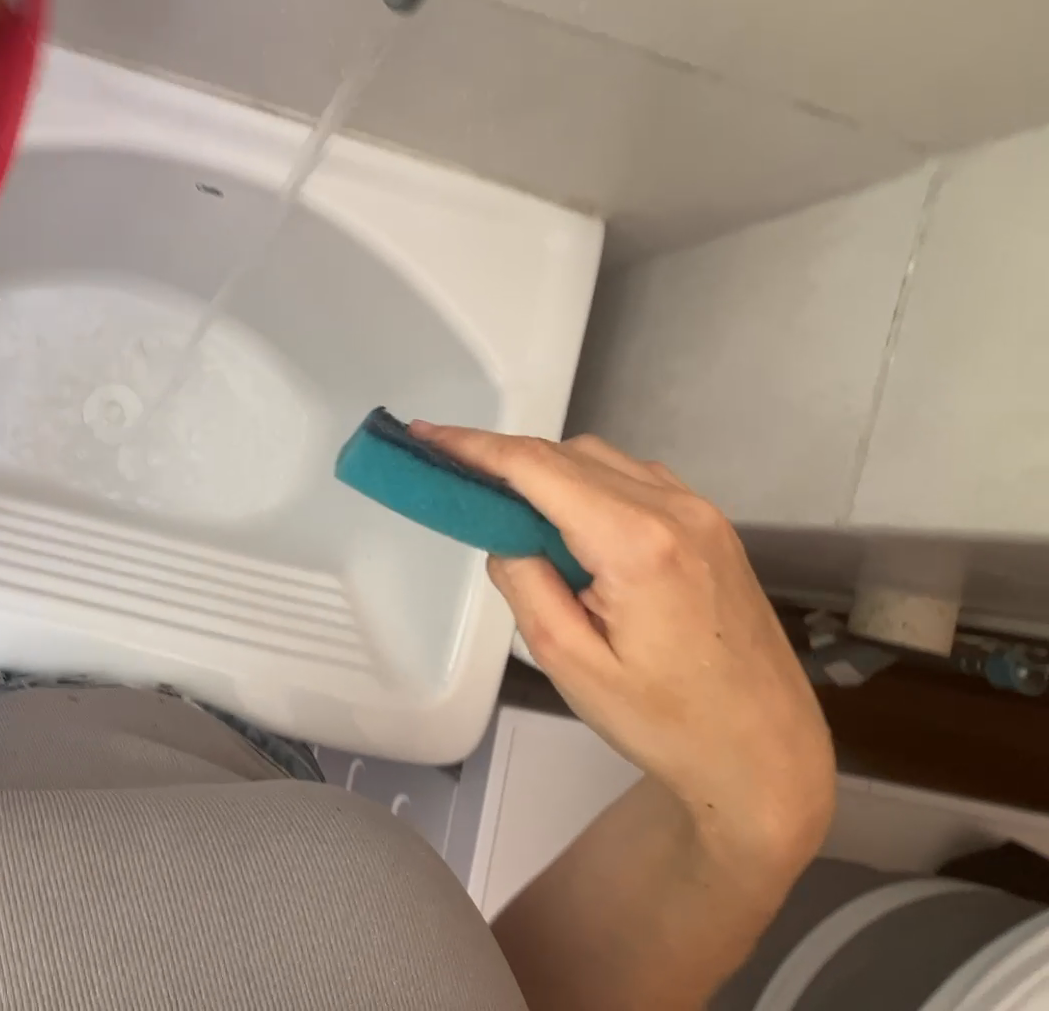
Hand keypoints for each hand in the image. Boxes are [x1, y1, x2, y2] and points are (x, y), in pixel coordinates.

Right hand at [413, 423, 835, 867]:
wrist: (766, 754)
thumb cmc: (661, 720)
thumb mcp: (566, 658)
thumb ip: (523, 581)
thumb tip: (505, 534)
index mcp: (635, 543)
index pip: (535, 468)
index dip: (472, 445)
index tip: (423, 435)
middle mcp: (674, 511)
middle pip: (565, 455)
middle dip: (499, 454)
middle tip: (446, 469)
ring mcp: (701, 515)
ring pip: (598, 460)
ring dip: (541, 467)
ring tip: (496, 498)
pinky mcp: (710, 529)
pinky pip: (630, 479)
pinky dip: (580, 481)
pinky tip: (560, 516)